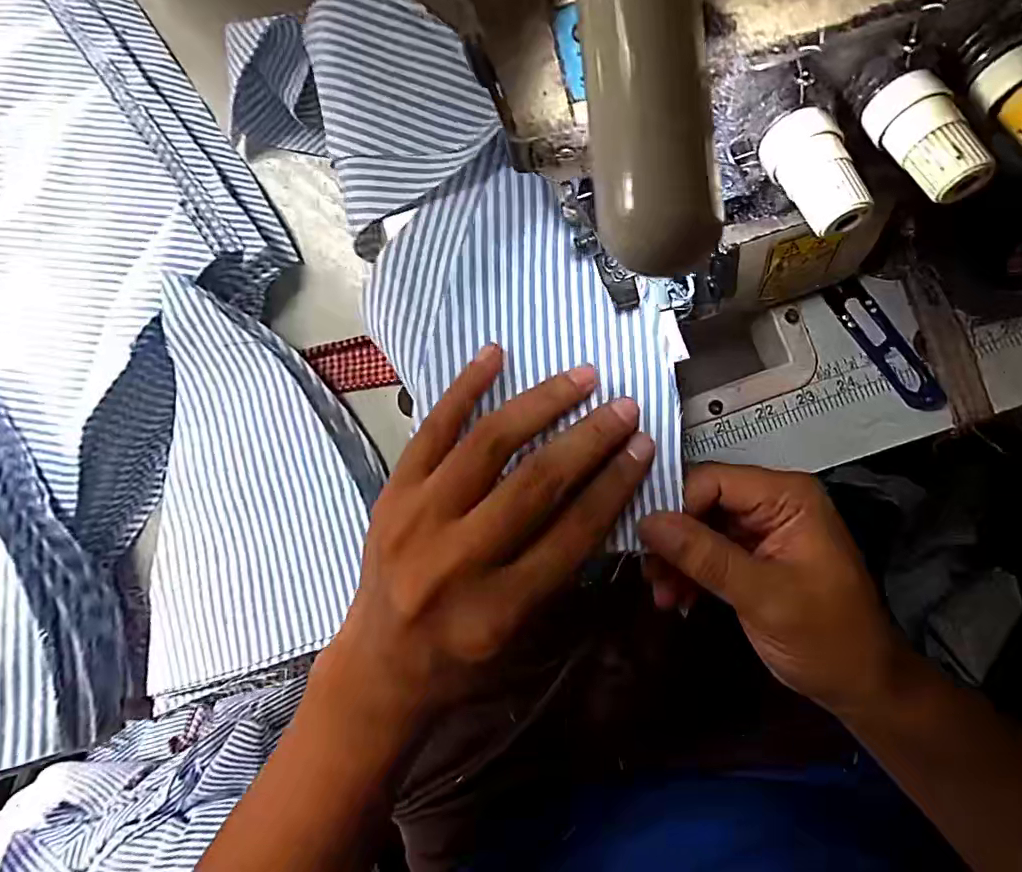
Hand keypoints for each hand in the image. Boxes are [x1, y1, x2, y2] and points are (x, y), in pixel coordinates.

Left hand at [316, 344, 652, 733]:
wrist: (378, 666)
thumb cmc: (461, 657)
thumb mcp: (522, 630)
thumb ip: (561, 565)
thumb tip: (604, 490)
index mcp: (498, 608)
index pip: (572, 531)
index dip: (615, 483)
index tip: (644, 446)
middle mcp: (456, 560)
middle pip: (536, 483)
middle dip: (589, 439)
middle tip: (624, 407)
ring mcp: (416, 520)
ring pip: (488, 445)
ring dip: (541, 404)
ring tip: (580, 377)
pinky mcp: (392, 493)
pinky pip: (432, 429)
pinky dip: (465, 388)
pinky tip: (494, 355)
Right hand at [638, 464, 909, 719]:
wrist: (862, 686)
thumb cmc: (825, 637)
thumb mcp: (763, 596)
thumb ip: (705, 556)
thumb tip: (648, 522)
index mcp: (787, 495)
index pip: (714, 479)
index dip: (675, 504)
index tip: (644, 540)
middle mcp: (773, 501)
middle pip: (704, 501)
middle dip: (673, 537)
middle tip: (647, 572)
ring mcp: (763, 528)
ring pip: (701, 527)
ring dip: (678, 559)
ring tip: (661, 593)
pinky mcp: (753, 553)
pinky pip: (710, 550)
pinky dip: (691, 572)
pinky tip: (675, 598)